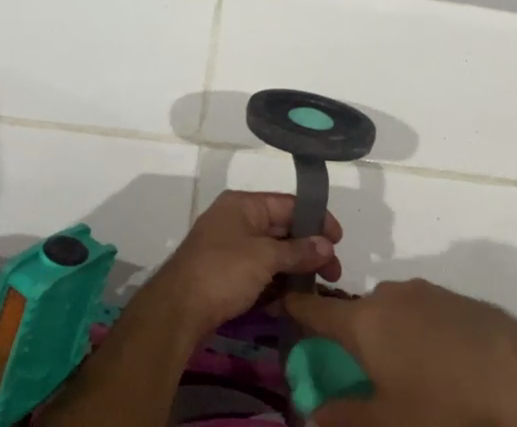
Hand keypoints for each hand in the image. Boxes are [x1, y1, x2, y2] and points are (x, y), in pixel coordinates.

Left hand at [140, 191, 342, 339]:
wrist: (177, 311)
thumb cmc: (222, 272)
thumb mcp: (265, 257)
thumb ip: (298, 250)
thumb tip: (327, 246)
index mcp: (242, 205)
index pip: (288, 204)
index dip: (316, 220)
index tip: (339, 241)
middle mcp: (236, 221)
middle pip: (282, 229)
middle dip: (309, 249)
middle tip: (334, 274)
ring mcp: (229, 249)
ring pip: (271, 254)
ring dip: (294, 269)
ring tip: (318, 289)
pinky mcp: (225, 276)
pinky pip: (259, 273)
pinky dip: (276, 283)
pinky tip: (293, 300)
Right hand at [285, 279, 516, 426]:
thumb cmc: (445, 405)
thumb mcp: (388, 423)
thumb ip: (344, 417)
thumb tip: (314, 413)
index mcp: (365, 320)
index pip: (318, 309)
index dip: (298, 311)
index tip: (284, 308)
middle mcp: (391, 296)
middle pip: (359, 313)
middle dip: (353, 338)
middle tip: (360, 373)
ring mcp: (429, 294)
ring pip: (394, 313)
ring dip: (391, 337)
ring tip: (408, 376)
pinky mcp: (460, 300)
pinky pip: (425, 315)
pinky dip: (421, 336)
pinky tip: (443, 368)